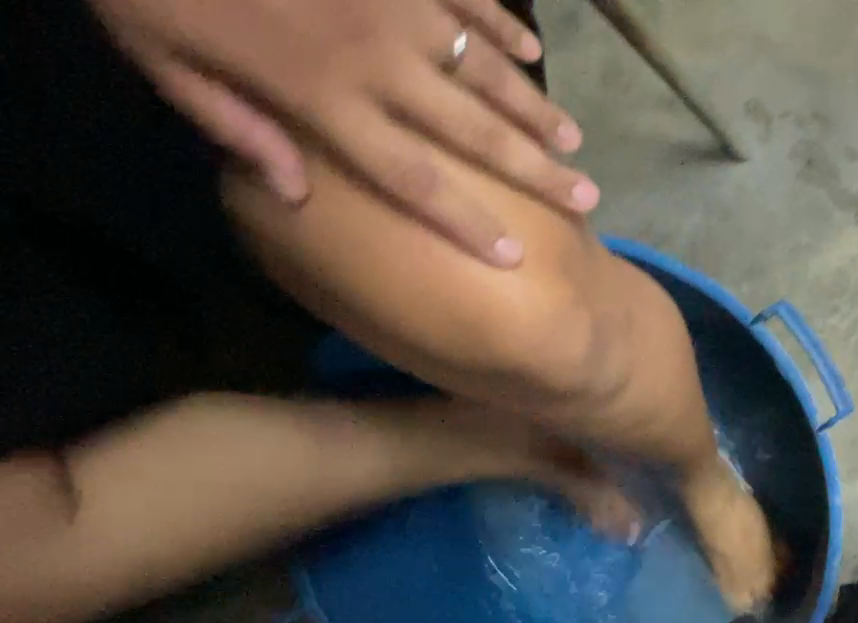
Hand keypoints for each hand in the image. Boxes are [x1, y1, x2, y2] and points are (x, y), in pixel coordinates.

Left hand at [88, 0, 598, 265]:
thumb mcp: (161, 58)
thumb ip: (237, 128)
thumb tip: (295, 196)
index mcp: (323, 98)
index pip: (413, 180)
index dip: (467, 223)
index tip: (514, 255)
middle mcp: (381, 63)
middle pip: (478, 135)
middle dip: (540, 172)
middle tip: (588, 198)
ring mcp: (400, 7)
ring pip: (489, 72)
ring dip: (536, 109)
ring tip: (574, 139)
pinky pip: (470, 1)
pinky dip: (505, 27)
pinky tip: (533, 51)